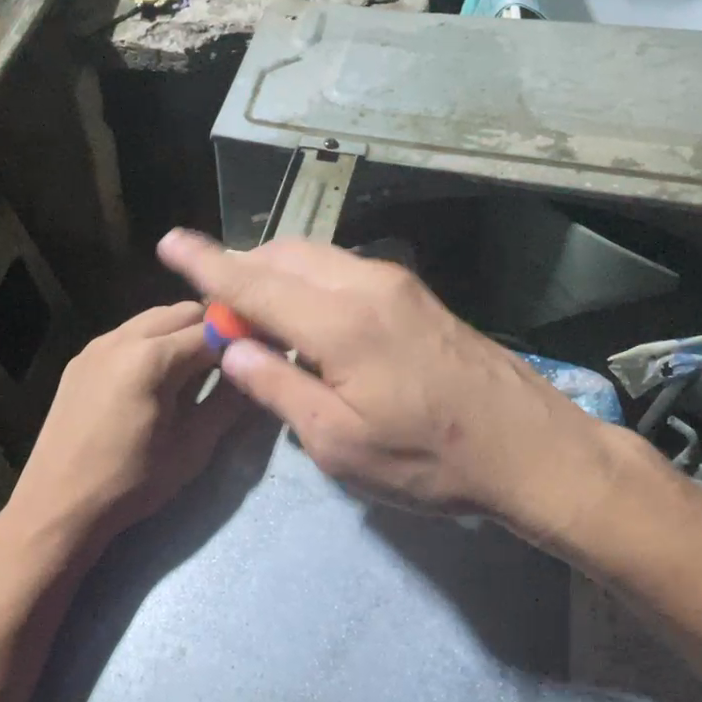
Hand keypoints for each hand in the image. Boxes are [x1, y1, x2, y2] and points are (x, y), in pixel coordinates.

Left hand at [4, 302, 244, 550]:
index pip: (214, 329)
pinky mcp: (81, 360)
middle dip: (214, 328)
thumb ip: (228, 402)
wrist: (58, 505)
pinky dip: (153, 343)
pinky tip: (161, 377)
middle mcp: (122, 338)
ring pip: (154, 318)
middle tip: (236, 359)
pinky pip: (128, 335)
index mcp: (152, 359)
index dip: (244, 337)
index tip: (265, 351)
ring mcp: (96, 345)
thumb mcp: (192, 448)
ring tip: (200, 368)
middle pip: (183, 311)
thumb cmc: (131, 483)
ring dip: (182, 332)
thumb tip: (259, 370)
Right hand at [157, 230, 636, 550]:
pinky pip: (345, 272)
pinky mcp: (418, 296)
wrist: (532, 451)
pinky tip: (308, 320)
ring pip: (317, 259)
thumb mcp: (338, 443)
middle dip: (242, 268)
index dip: (206, 263)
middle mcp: (367, 285)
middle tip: (215, 301)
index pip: (254, 282)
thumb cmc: (430, 460)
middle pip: (285, 256)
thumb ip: (278, 389)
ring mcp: (398, 286)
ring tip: (257, 313)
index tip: (170, 241)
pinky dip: (310, 284)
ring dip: (277, 275)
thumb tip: (231, 349)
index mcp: (340, 323)